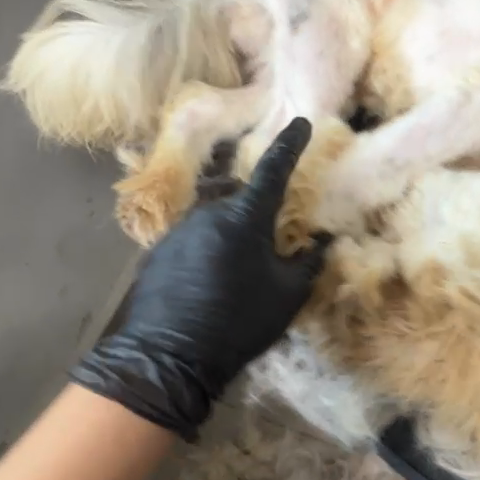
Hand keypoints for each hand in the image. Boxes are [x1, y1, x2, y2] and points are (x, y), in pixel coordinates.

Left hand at [71, 119, 327, 439]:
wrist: (168, 356)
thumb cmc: (240, 321)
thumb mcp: (288, 294)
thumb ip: (308, 261)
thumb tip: (320, 241)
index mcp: (246, 216)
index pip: (274, 169)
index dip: (291, 145)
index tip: (301, 123)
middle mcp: (209, 211)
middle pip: (240, 195)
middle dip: (258, 207)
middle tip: (273, 237)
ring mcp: (179, 229)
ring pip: (215, 216)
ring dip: (232, 229)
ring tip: (241, 264)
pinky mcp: (158, 250)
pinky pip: (194, 237)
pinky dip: (209, 247)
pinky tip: (213, 278)